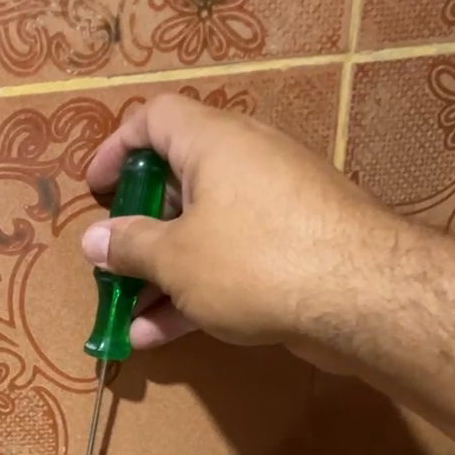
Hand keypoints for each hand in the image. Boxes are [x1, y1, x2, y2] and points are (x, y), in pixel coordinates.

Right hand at [80, 93, 406, 360]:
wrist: (360, 299)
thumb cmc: (253, 261)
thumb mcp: (175, 257)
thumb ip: (129, 246)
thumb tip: (94, 240)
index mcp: (214, 144)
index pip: (156, 119)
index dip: (118, 147)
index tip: (95, 191)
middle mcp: (244, 164)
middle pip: (175, 184)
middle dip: (135, 230)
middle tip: (109, 262)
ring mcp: (269, 209)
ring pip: (198, 233)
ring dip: (157, 275)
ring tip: (124, 317)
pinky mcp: (287, 249)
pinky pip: (224, 263)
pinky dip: (189, 293)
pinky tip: (156, 335)